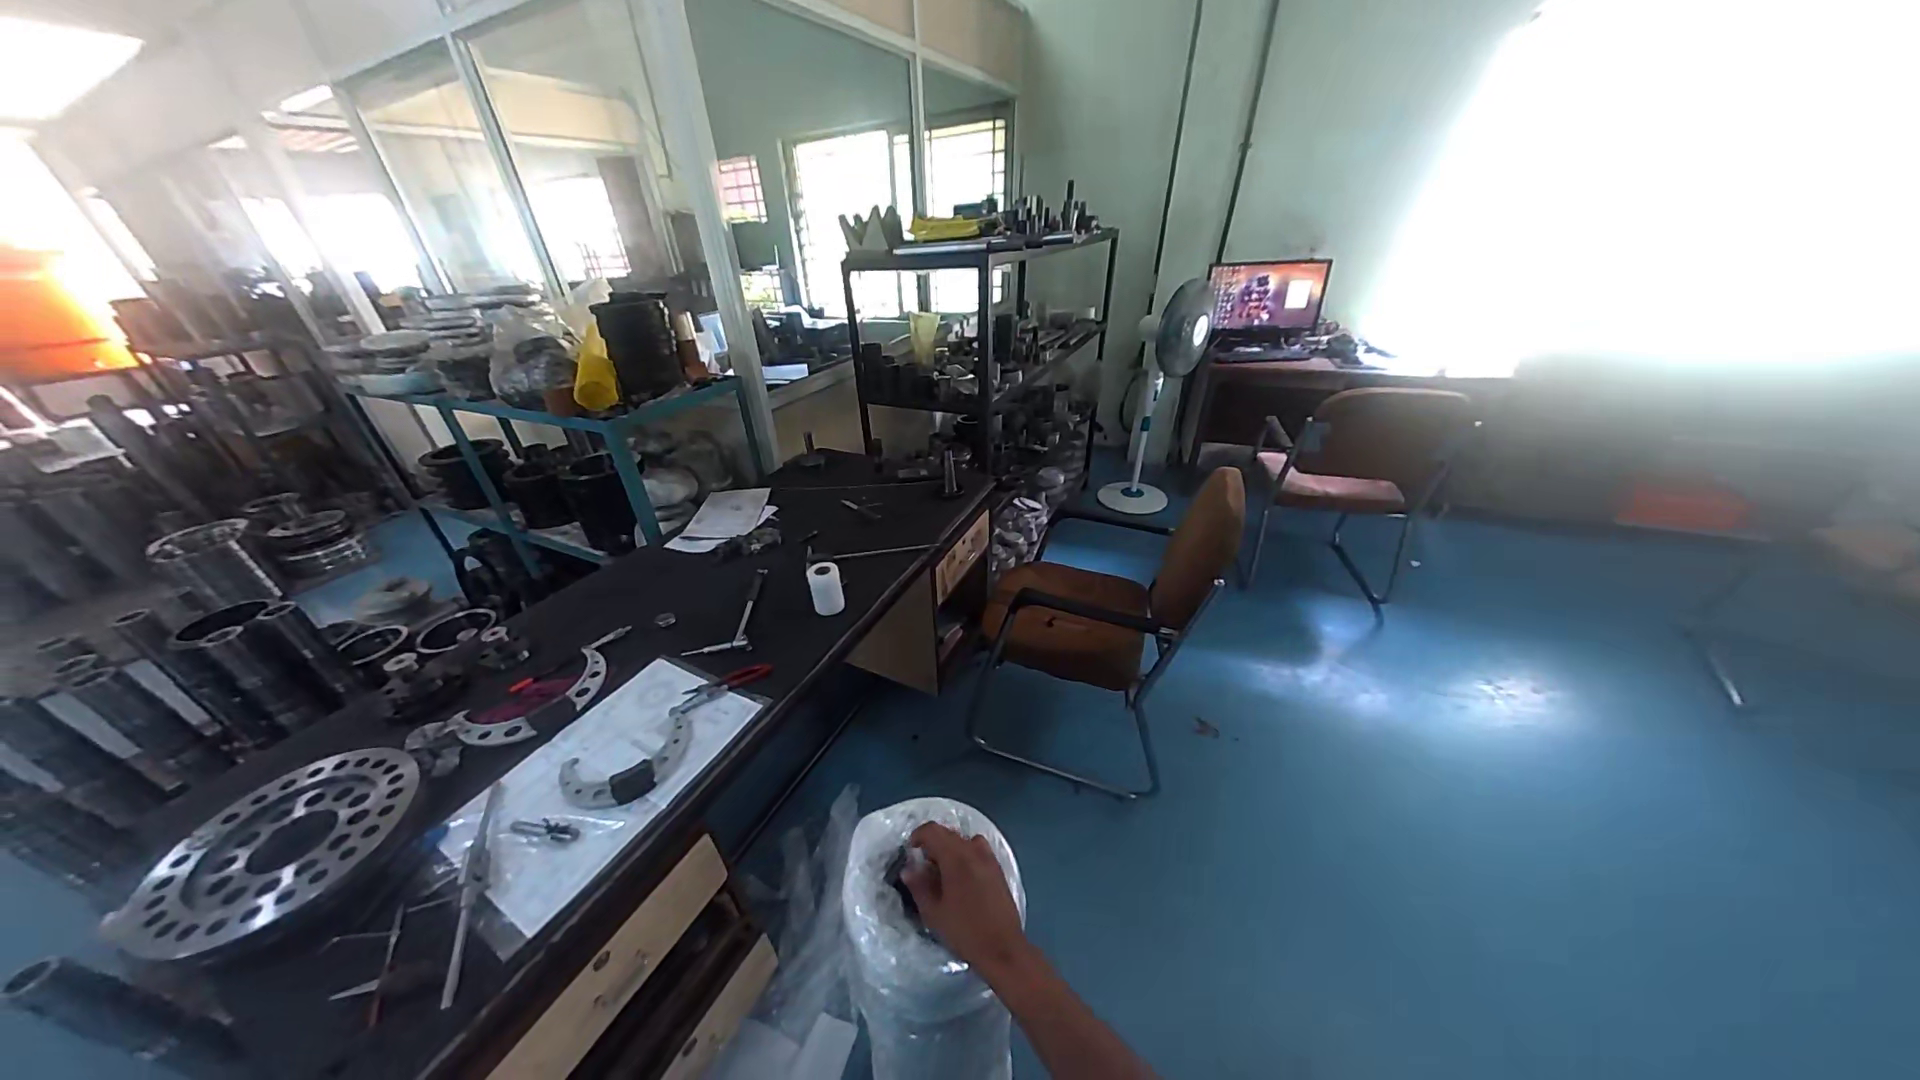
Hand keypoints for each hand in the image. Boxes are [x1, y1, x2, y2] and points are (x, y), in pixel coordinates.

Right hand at [900, 822, 1030, 979]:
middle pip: (948, 833)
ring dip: (950, 849)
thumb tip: (909, 869)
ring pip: (964, 840)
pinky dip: (965, 854)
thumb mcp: (934, 912)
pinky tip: (961, 878)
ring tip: (943, 872)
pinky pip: (977, 849)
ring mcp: (989, 858)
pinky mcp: (998, 868)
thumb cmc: (965, 931)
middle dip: (932, 844)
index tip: (910, 852)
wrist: (1003, 948)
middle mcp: (974, 850)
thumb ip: (919, 886)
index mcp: (956, 857)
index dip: (918, 836)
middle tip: (924, 867)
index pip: (933, 831)